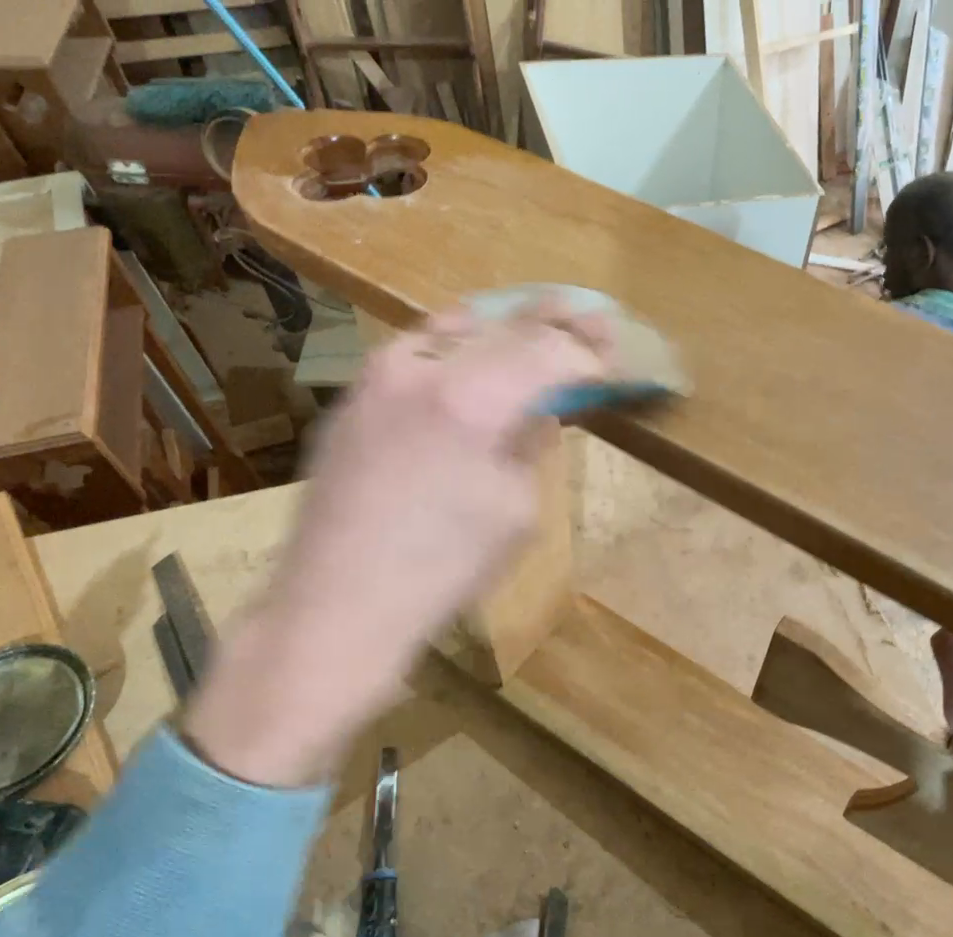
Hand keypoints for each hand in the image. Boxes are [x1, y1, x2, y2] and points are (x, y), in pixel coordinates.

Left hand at [183, 305, 610, 787]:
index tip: (614, 354)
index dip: (589, 351)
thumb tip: (537, 413)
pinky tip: (470, 360)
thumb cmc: (443, 570)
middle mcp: (420, 367)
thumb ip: (529, 447)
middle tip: (591, 317)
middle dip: (553, 321)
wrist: (338, 604)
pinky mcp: (350, 400)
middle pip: (502, 324)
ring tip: (534, 321)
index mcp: (471, 397)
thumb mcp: (516, 513)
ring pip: (450, 328)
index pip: (548, 349)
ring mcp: (375, 378)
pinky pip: (413, 356)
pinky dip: (453, 351)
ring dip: (499, 326)